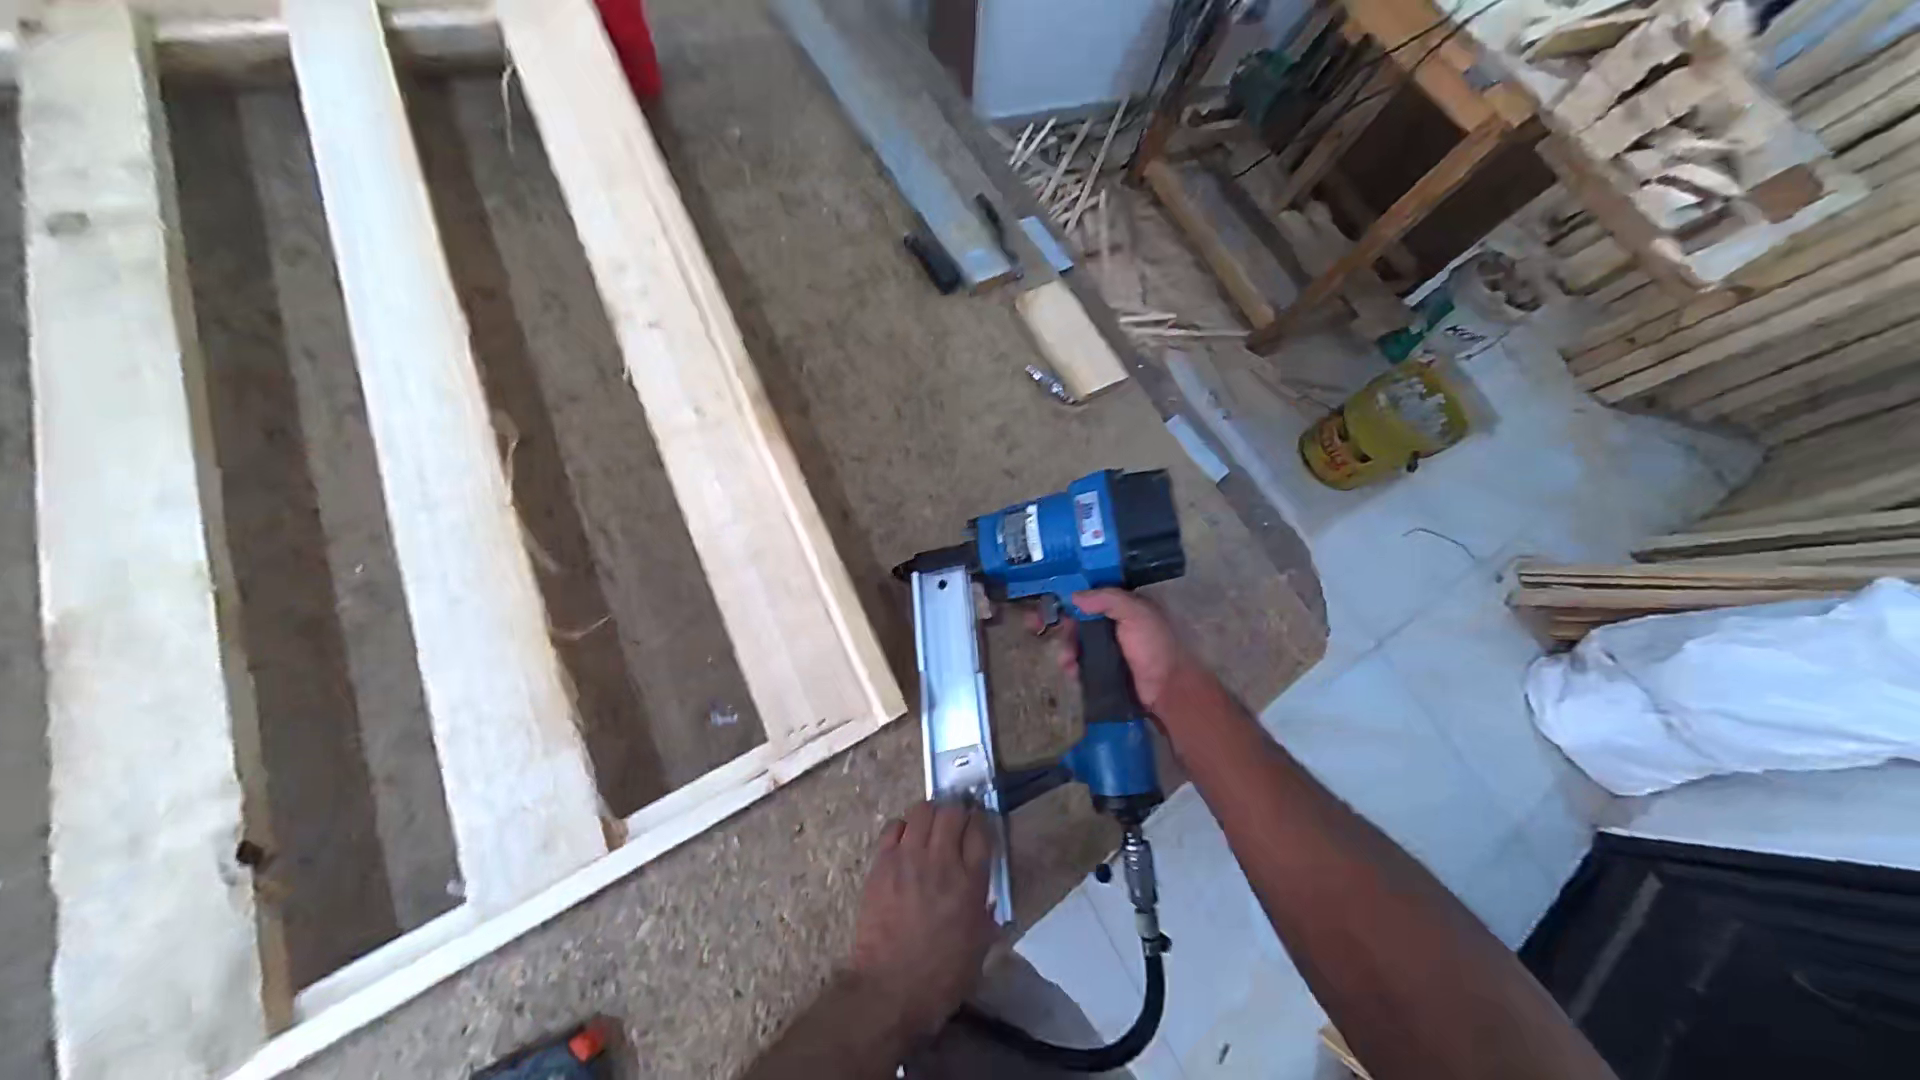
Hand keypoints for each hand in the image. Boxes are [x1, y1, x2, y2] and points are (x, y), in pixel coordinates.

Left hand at [849, 801, 996, 1041]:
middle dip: (958, 811)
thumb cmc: (941, 976)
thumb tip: (985, 892)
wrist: (889, 989)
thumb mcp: (980, 945)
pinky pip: (893, 826)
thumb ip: (985, 909)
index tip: (980, 824)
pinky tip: (906, 841)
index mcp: (970, 882)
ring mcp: (908, 858)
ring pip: (923, 811)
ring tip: (932, 826)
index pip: (981, 829)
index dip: (982, 820)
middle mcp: (941, 861)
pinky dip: (903, 827)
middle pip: (952, 812)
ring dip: (931, 813)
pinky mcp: (882, 863)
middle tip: (957, 822)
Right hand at [1027, 588, 1202, 714]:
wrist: (1168, 691)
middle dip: (1060, 624)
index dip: (1067, 596)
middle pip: (1077, 619)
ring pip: (1076, 642)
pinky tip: (1071, 671)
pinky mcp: (1103, 670)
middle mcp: (1114, 624)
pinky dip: (1072, 665)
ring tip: (1066, 660)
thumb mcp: (1135, 614)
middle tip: (1036, 627)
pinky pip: (1080, 663)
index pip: (1090, 595)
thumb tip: (1075, 596)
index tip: (1047, 601)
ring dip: (1065, 648)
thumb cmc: (1154, 646)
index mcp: (1124, 606)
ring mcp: (1108, 649)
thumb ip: (1107, 600)